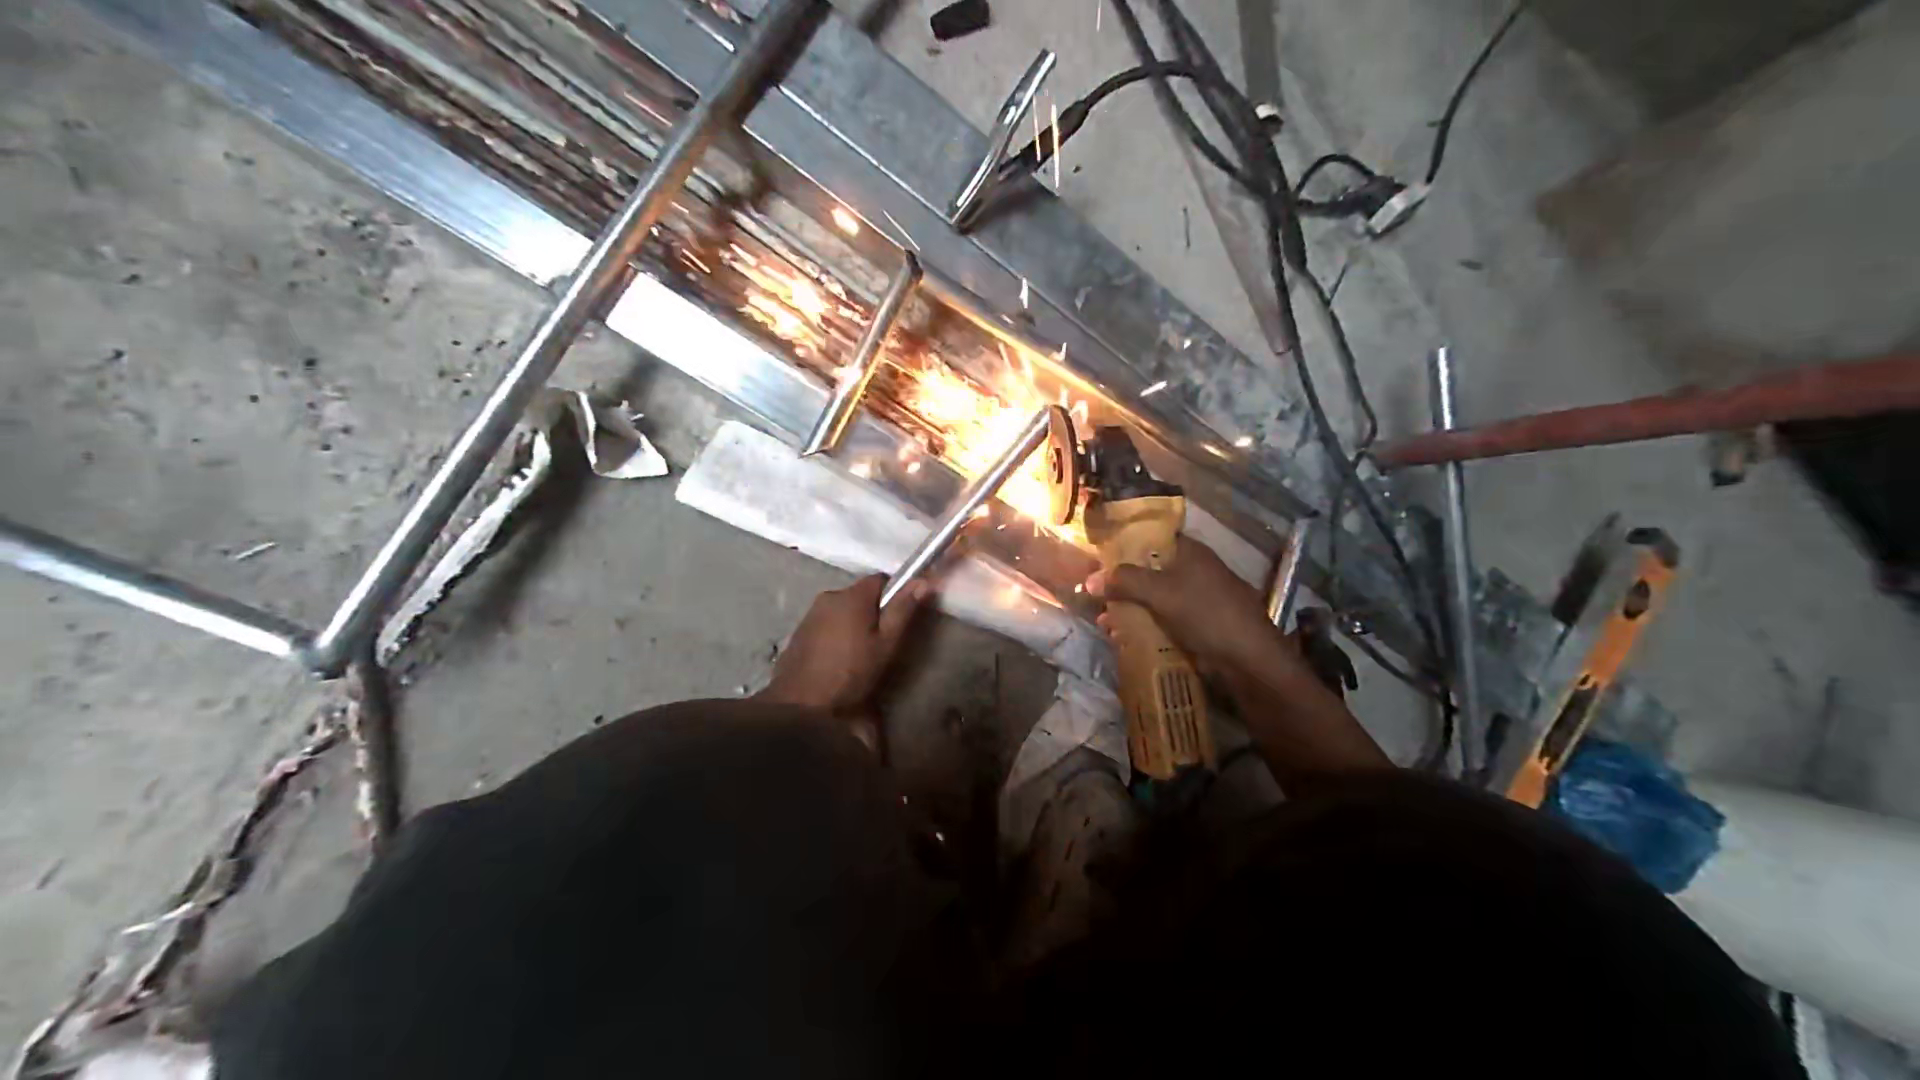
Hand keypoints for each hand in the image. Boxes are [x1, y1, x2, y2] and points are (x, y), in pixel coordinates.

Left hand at [756, 574, 928, 713]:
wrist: (800, 701)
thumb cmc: (850, 672)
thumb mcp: (885, 644)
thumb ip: (902, 611)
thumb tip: (923, 581)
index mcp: (852, 596)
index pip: (880, 579)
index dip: (893, 594)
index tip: (897, 619)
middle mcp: (829, 596)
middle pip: (860, 595)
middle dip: (872, 612)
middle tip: (880, 642)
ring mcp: (811, 613)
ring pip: (842, 610)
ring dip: (853, 623)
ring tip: (859, 654)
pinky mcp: (800, 630)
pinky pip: (826, 623)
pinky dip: (836, 633)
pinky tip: (838, 658)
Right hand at [1085, 536, 1300, 682]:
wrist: (1247, 660)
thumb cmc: (1205, 613)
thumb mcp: (1159, 592)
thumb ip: (1124, 581)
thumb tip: (1089, 579)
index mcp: (1190, 552)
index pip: (1152, 538)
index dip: (1124, 545)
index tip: (1098, 557)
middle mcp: (1194, 571)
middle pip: (1149, 571)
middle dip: (1121, 584)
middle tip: (1095, 594)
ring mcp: (1196, 600)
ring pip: (1153, 599)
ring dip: (1129, 609)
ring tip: (1104, 622)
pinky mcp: (1196, 626)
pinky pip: (1162, 621)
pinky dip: (1143, 627)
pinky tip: (1122, 638)